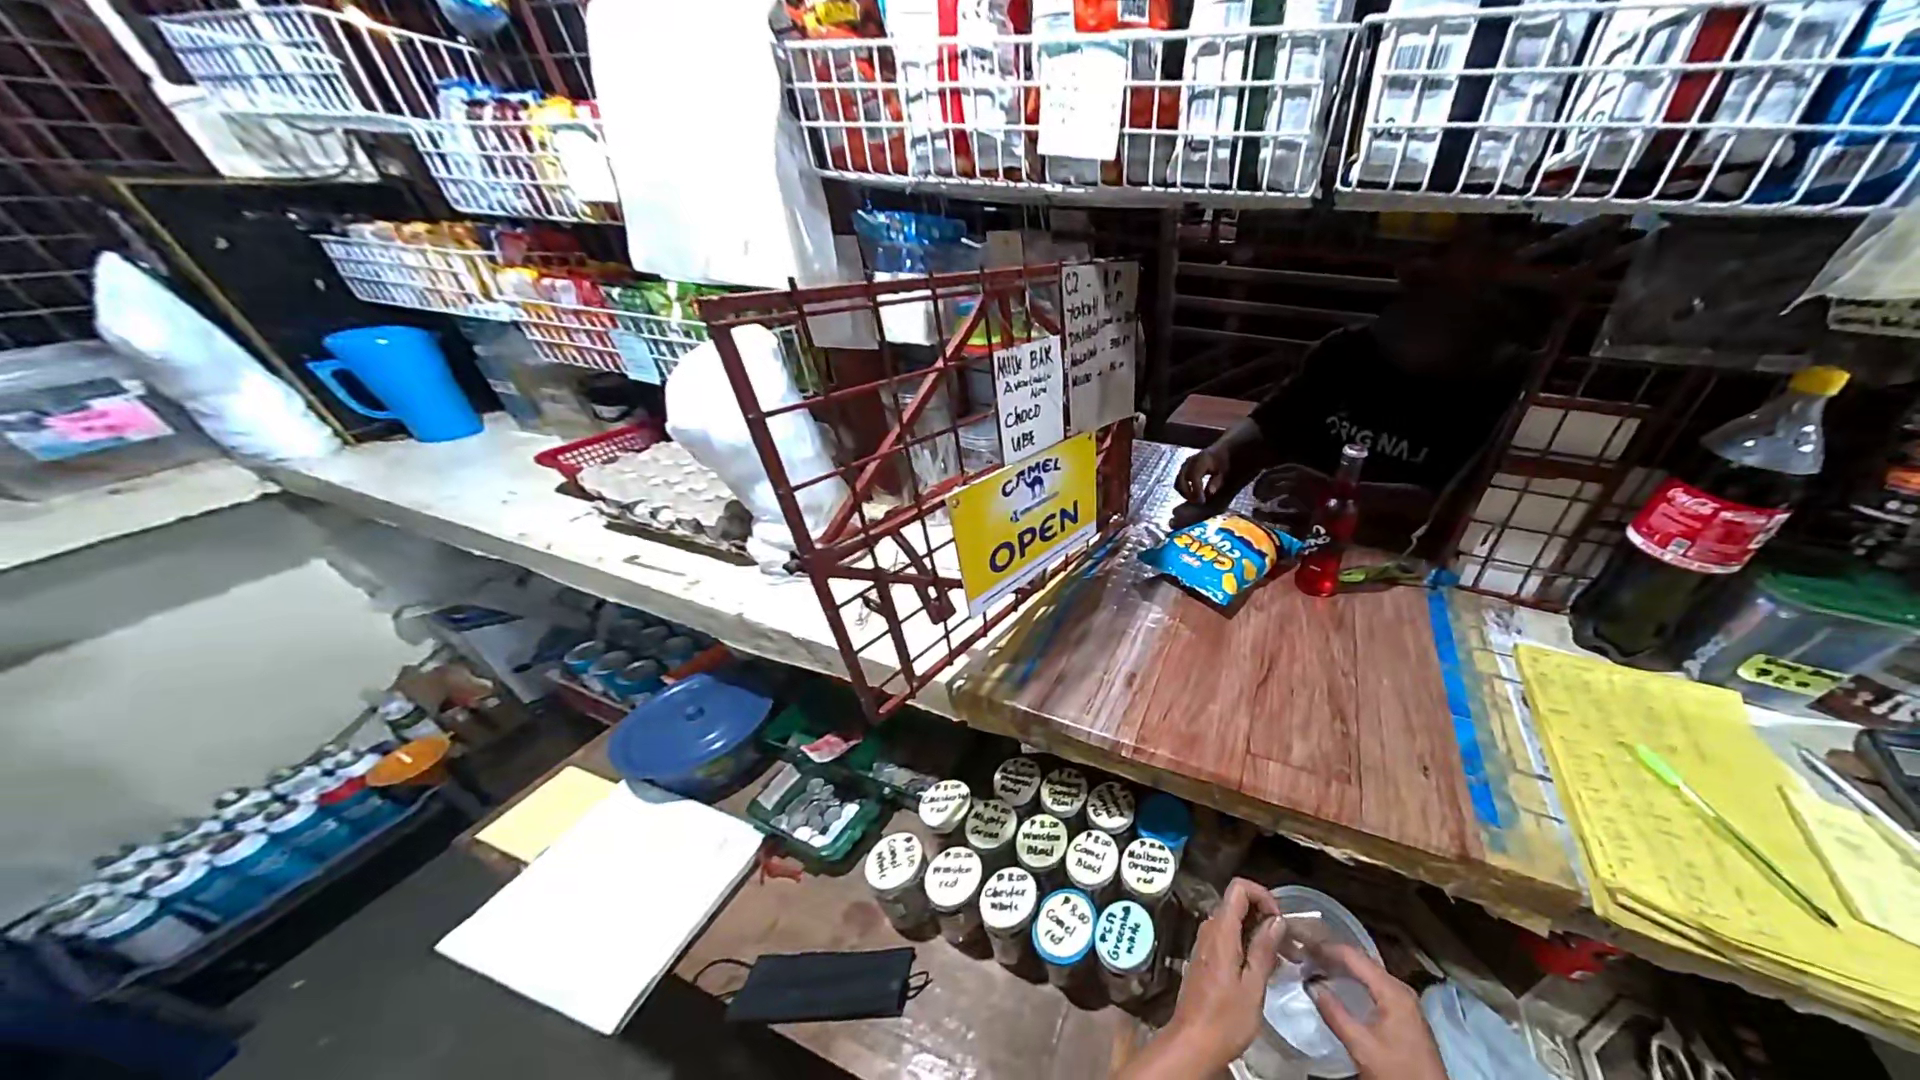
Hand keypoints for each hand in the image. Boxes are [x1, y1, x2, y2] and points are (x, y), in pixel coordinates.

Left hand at [1162, 878, 1286, 1071]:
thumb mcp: (1253, 987)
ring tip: (1280, 957)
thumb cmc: (1225, 1018)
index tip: (1280, 919)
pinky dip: (1246, 941)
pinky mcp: (1205, 955)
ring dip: (1257, 930)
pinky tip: (1262, 966)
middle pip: (1236, 901)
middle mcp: (1209, 929)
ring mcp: (1205, 941)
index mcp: (1220, 931)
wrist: (1192, 1041)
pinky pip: (1227, 935)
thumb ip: (1263, 949)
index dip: (1262, 894)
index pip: (1238, 888)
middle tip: (1287, 942)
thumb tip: (1276, 920)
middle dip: (1264, 914)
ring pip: (1232, 919)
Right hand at [1175, 445, 1230, 504]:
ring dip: (1184, 493)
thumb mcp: (1224, 471)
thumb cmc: (1223, 462)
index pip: (1194, 477)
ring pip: (1178, 483)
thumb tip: (1210, 492)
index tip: (1202, 502)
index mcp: (1200, 460)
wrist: (1219, 451)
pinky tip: (1193, 495)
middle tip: (1198, 502)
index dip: (1196, 490)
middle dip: (1188, 494)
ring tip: (1195, 500)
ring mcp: (1184, 465)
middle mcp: (1189, 462)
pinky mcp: (1182, 470)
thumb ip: (1217, 482)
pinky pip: (1178, 482)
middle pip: (1182, 480)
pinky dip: (1183, 490)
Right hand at [1310, 944, 1446, 1079]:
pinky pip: (1376, 985)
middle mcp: (1401, 990)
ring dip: (1344, 967)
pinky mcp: (1406, 1014)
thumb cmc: (1397, 1072)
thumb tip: (1311, 984)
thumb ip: (1334, 1012)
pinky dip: (1356, 980)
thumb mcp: (1361, 1046)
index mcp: (1393, 991)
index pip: (1354, 956)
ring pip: (1369, 972)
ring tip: (1318, 966)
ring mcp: (1406, 1002)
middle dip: (1334, 955)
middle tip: (1306, 954)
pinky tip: (1341, 984)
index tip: (1302, 946)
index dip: (1326, 948)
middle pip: (1363, 961)